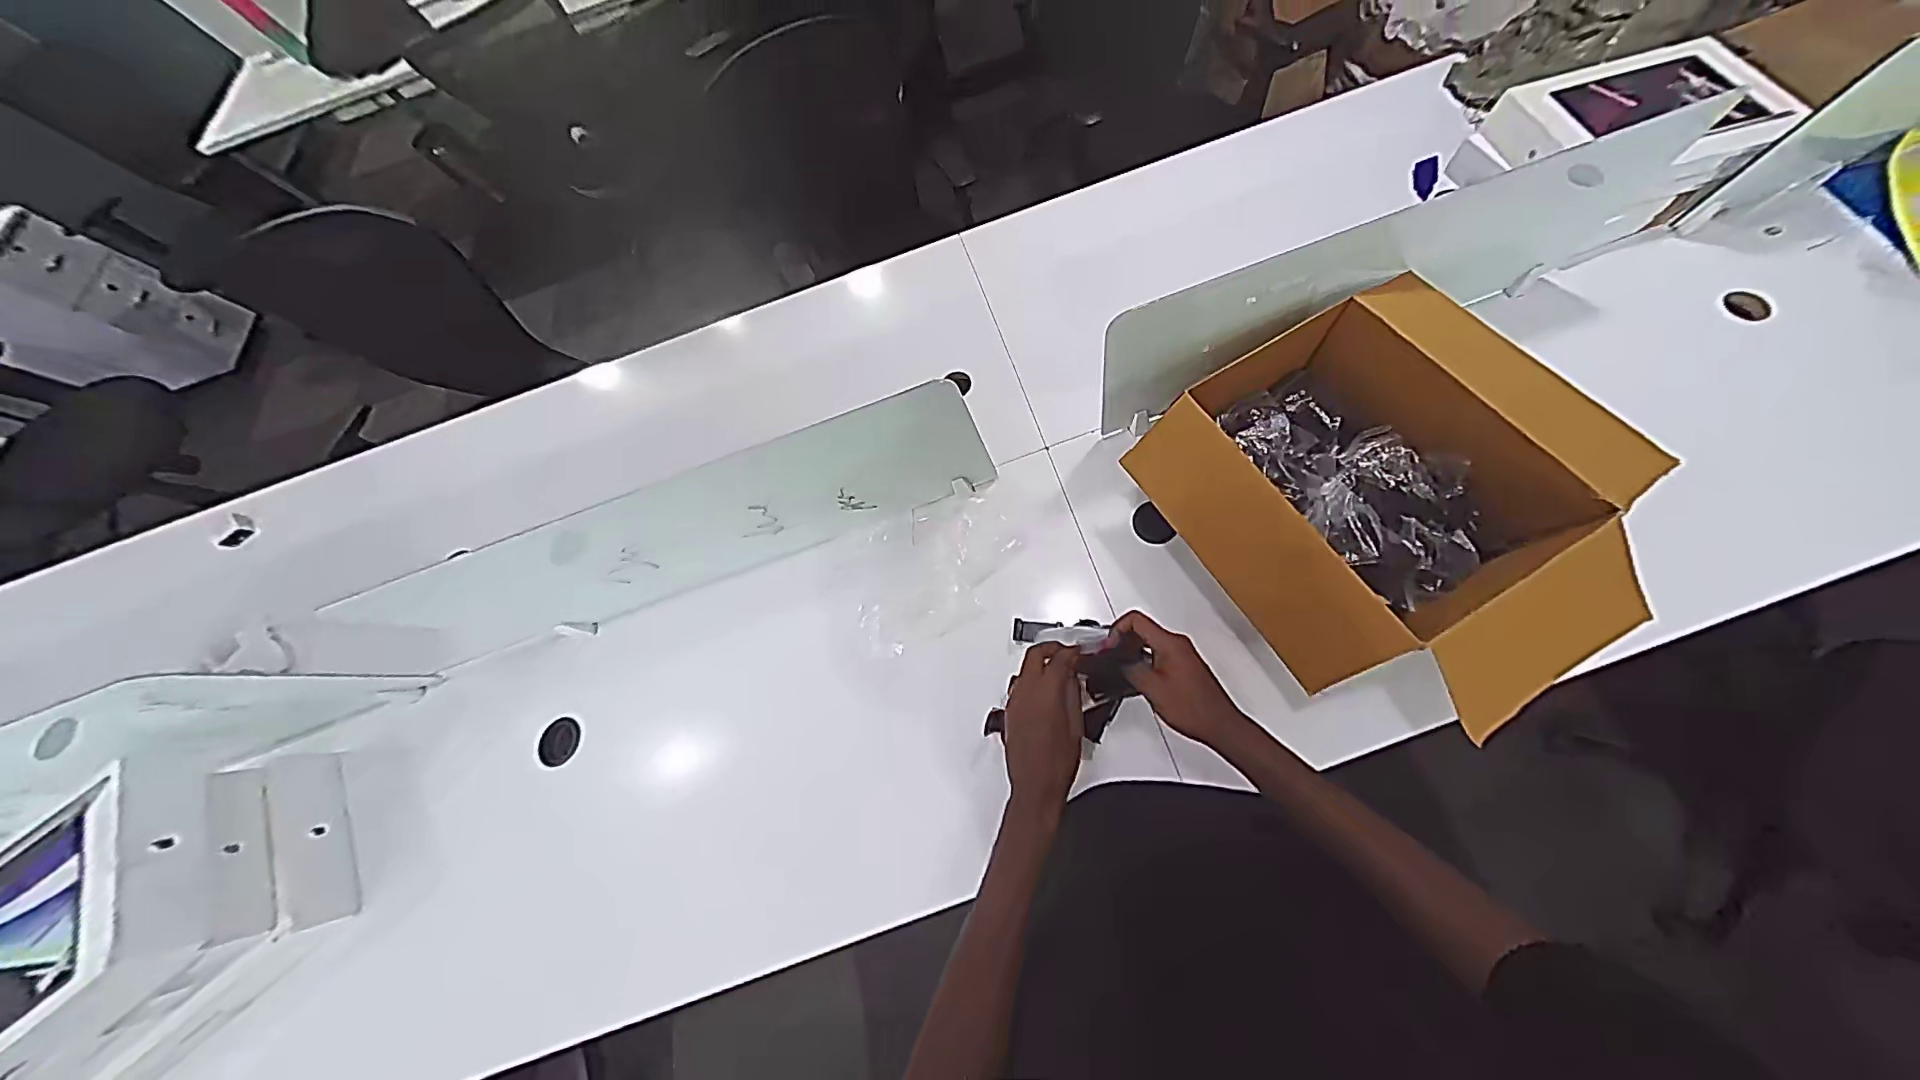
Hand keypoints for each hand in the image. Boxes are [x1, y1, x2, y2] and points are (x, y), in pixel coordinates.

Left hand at [1000, 642, 1082, 814]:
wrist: (1035, 786)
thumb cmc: (1055, 765)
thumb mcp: (1076, 724)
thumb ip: (1073, 694)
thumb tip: (1073, 678)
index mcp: (1046, 693)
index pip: (1059, 658)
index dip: (1072, 651)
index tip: (1079, 652)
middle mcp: (1025, 693)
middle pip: (1035, 655)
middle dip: (1052, 649)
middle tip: (1067, 653)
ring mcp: (1014, 702)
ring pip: (1025, 669)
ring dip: (1041, 664)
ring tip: (1058, 671)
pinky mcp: (1009, 712)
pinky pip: (1020, 687)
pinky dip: (1033, 681)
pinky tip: (1045, 690)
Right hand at [1112, 611, 1254, 750]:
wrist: (1220, 725)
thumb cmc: (1196, 709)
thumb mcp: (1152, 689)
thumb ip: (1131, 670)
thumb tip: (1119, 662)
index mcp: (1170, 644)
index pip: (1136, 620)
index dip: (1117, 630)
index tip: (1109, 645)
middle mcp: (1179, 644)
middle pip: (1143, 629)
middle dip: (1123, 641)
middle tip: (1112, 656)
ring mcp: (1183, 654)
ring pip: (1151, 642)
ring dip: (1134, 652)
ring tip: (1124, 669)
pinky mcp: (1185, 665)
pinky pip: (1160, 654)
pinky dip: (1146, 660)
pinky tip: (1140, 678)